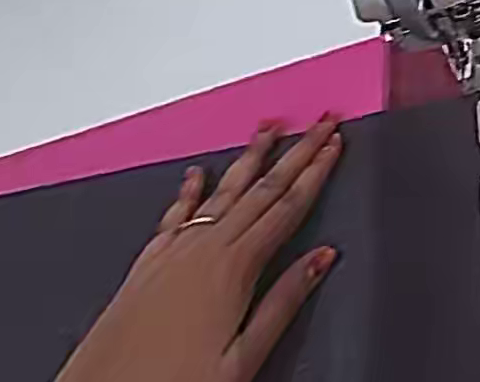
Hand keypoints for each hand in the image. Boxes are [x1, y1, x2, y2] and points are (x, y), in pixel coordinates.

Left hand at [55, 116, 344, 381]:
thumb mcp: (241, 361)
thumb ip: (284, 302)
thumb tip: (326, 254)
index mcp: (236, 267)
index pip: (289, 205)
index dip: (317, 170)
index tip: (335, 141)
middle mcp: (207, 249)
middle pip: (265, 187)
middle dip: (298, 150)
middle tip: (322, 121)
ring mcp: (173, 254)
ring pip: (224, 191)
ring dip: (251, 157)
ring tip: (269, 128)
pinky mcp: (143, 268)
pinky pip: (173, 217)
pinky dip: (189, 191)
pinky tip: (196, 173)